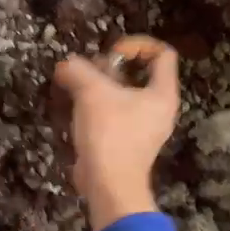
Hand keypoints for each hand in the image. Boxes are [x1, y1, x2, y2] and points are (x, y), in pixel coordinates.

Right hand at [53, 38, 180, 230]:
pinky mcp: (127, 142)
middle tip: (87, 72)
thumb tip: (66, 65)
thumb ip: (78, 71)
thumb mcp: (92, 93)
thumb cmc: (110, 134)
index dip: (137, 45)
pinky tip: (75, 111)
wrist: (109, 185)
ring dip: (99, 87)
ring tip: (76, 89)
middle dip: (111, 67)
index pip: (163, 54)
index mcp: (162, 93)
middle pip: (140, 74)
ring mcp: (143, 127)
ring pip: (124, 94)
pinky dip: (96, 108)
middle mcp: (158, 109)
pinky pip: (114, 114)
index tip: (111, 53)